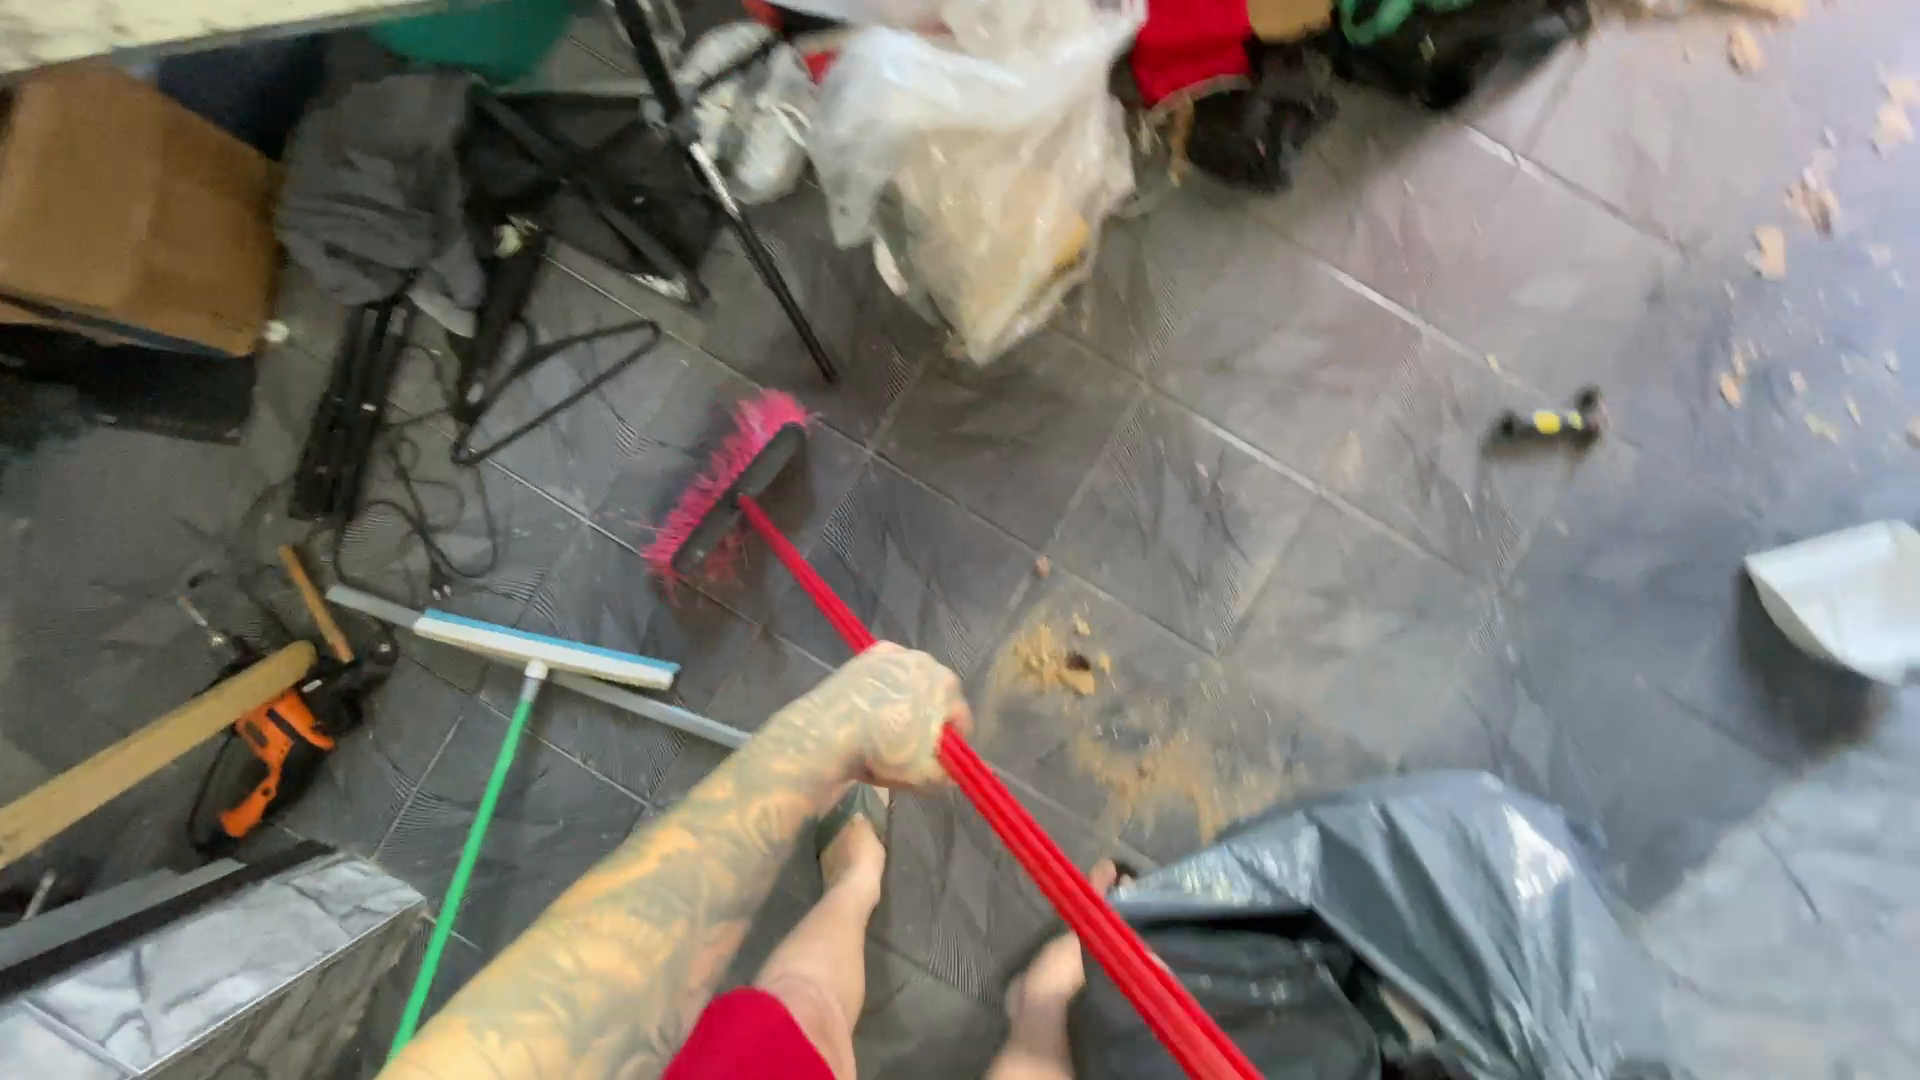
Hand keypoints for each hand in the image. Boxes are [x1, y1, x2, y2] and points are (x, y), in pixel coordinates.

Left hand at [783, 643, 969, 788]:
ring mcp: (896, 654)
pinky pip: (887, 670)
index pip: (961, 719)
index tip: (937, 758)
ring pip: (913, 681)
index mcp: (948, 688)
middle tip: (910, 743)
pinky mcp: (868, 654)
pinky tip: (873, 702)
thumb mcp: (925, 776)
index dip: (952, 742)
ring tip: (887, 724)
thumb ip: (952, 773)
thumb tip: (963, 771)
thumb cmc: (883, 753)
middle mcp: (927, 662)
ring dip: (908, 698)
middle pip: (938, 695)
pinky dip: (885, 683)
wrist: (828, 733)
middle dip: (930, 716)